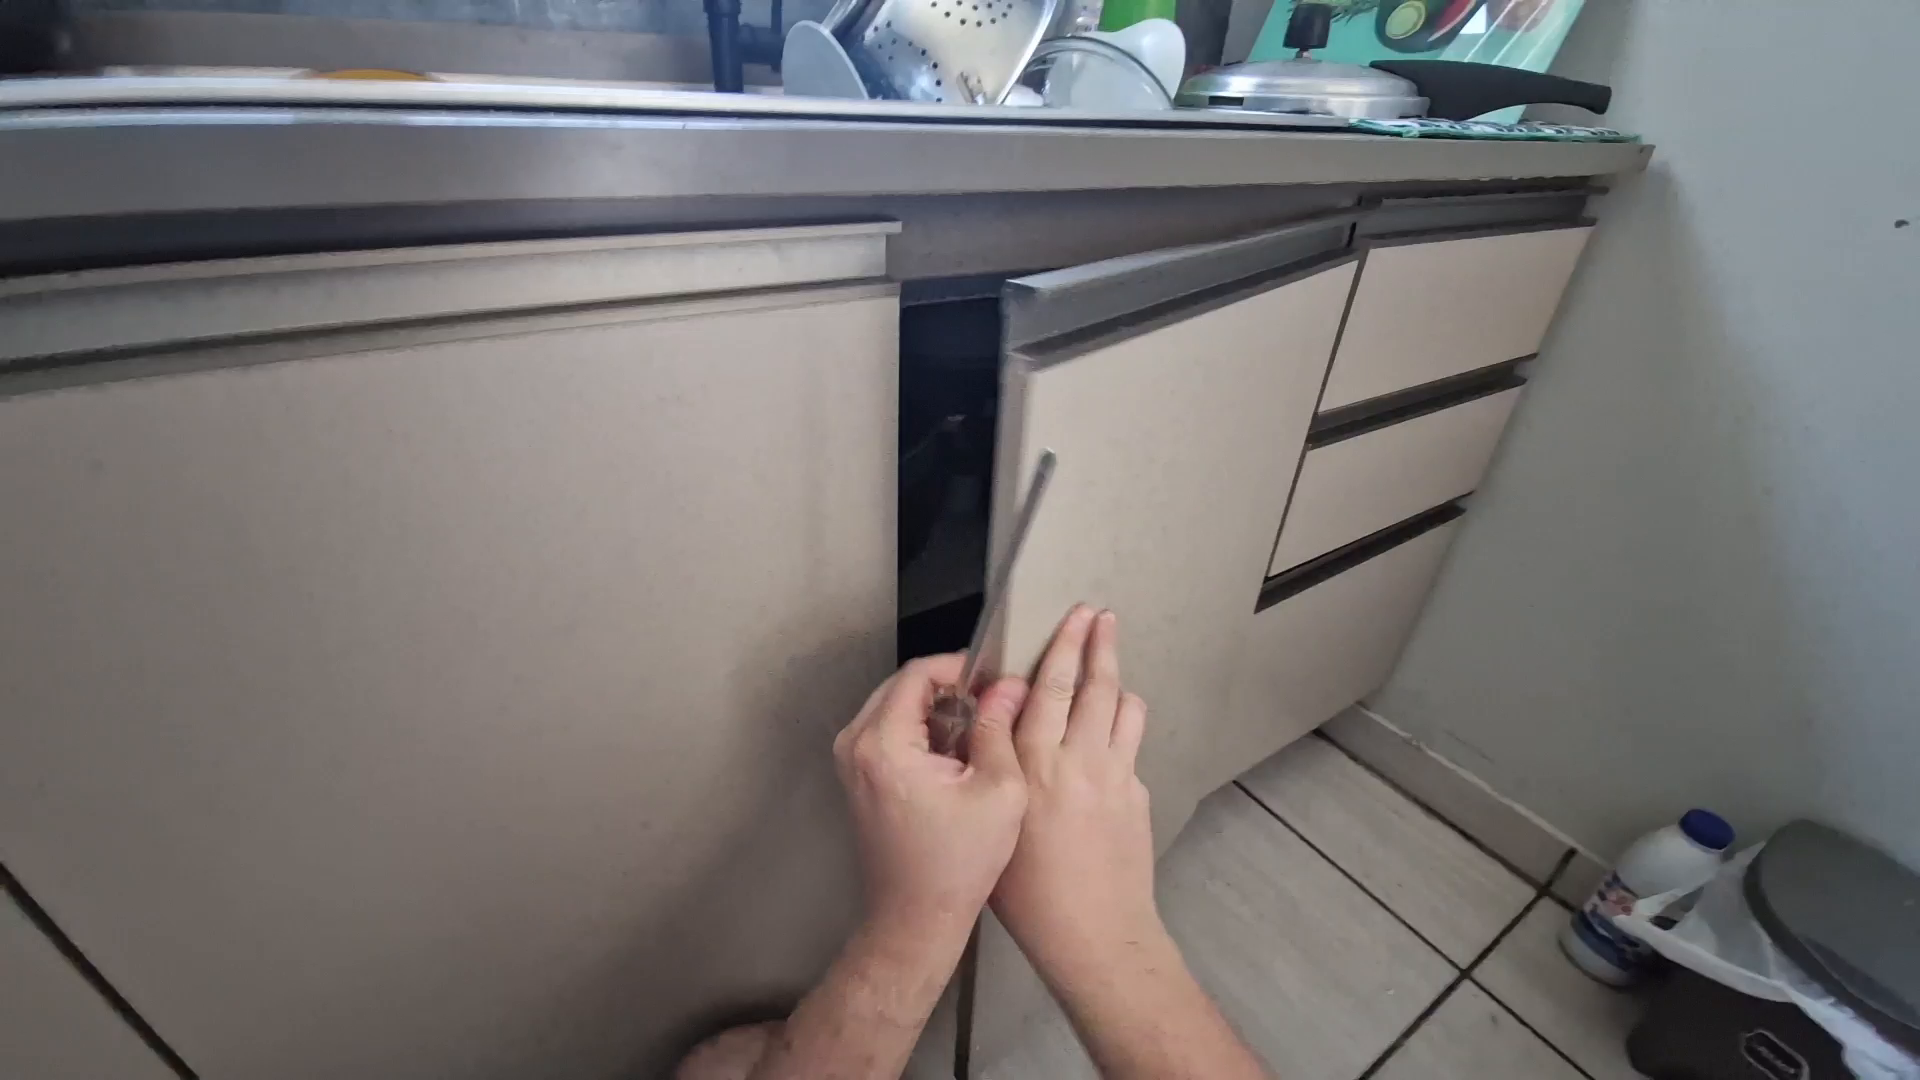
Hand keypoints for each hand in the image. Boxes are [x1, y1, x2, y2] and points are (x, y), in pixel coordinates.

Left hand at [833, 654, 1030, 937]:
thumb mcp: (998, 791)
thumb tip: (1009, 685)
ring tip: (974, 725)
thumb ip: (999, 728)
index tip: (991, 679)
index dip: (957, 666)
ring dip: (933, 705)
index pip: (917, 673)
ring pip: (893, 703)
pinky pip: (886, 726)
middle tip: (987, 701)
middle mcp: (855, 743)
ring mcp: (848, 758)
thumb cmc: (958, 862)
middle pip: (902, 685)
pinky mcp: (854, 773)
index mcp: (884, 743)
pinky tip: (951, 748)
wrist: (914, 918)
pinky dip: (918, 726)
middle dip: (946, 685)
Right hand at [993, 606, 1162, 974]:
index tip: (1069, 620)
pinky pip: (1132, 740)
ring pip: (1121, 705)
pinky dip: (1124, 719)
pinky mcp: (1137, 791)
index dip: (1060, 648)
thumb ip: (1000, 767)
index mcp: (1033, 764)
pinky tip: (1115, 721)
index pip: (1047, 689)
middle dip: (1094, 643)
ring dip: (1115, 674)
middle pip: (1091, 685)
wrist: (1095, 934)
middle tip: (1098, 613)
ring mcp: (1115, 773)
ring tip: (1110, 652)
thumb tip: (1003, 725)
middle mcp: (1077, 758)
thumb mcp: (998, 821)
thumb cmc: (1028, 891)